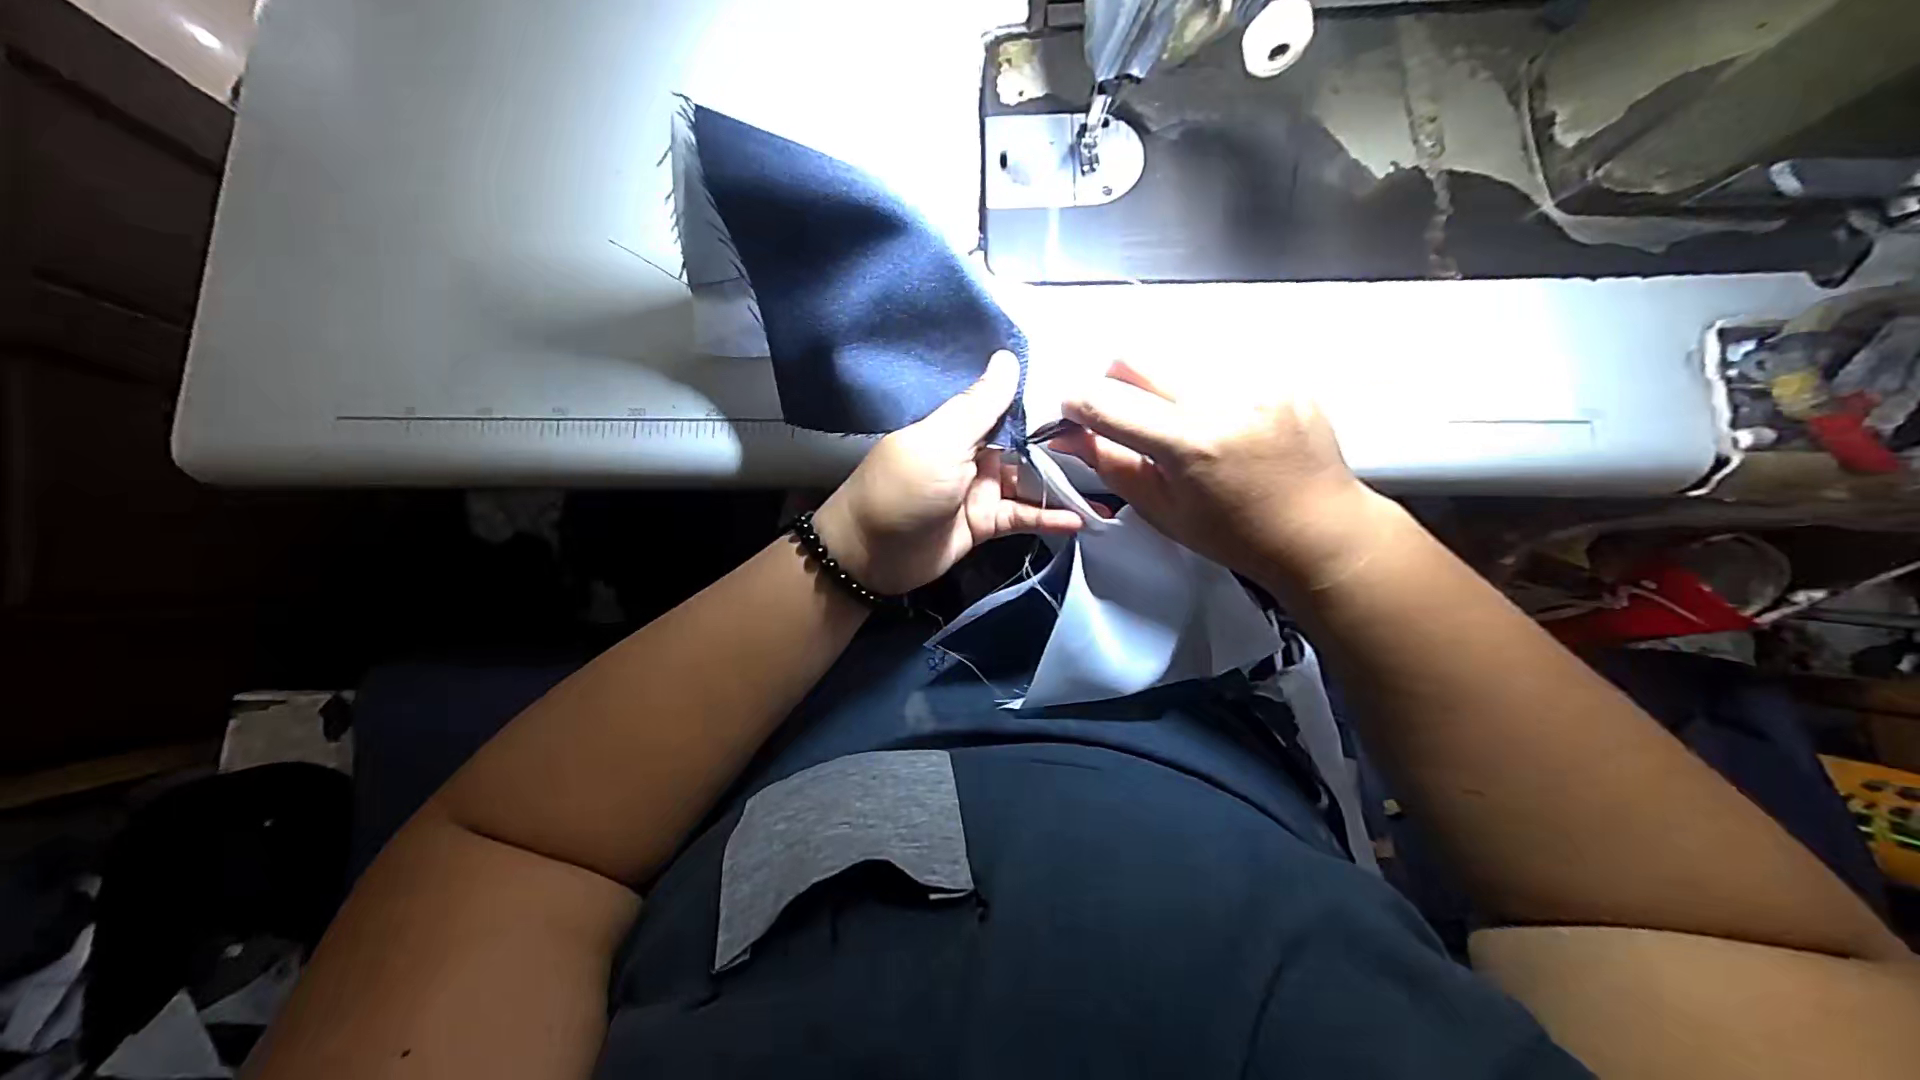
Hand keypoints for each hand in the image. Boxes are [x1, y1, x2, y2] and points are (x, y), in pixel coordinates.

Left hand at [813, 351, 1083, 595]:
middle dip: (1061, 443)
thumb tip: (1007, 357)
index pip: (1007, 407)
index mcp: (958, 427)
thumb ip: (980, 406)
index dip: (1042, 402)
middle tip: (1109, 438)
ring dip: (1060, 484)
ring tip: (1104, 479)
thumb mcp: (941, 442)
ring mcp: (980, 490)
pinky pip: (1022, 516)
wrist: (870, 555)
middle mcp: (973, 454)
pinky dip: (1048, 518)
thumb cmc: (904, 489)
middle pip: (1025, 445)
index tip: (1085, 395)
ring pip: (1028, 482)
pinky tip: (1080, 520)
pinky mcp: (985, 523)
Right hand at [1054, 359, 1399, 593]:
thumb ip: (1111, 463)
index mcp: (1192, 445)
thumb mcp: (1161, 510)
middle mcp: (1227, 401)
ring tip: (1176, 419)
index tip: (1073, 412)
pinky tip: (1214, 416)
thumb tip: (1071, 434)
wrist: (1319, 530)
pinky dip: (1199, 382)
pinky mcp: (1280, 374)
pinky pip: (1217, 358)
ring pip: (1174, 353)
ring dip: (1159, 381)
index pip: (1109, 402)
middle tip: (1124, 415)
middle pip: (1137, 357)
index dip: (1078, 404)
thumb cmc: (1237, 535)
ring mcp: (1259, 381)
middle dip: (1115, 382)